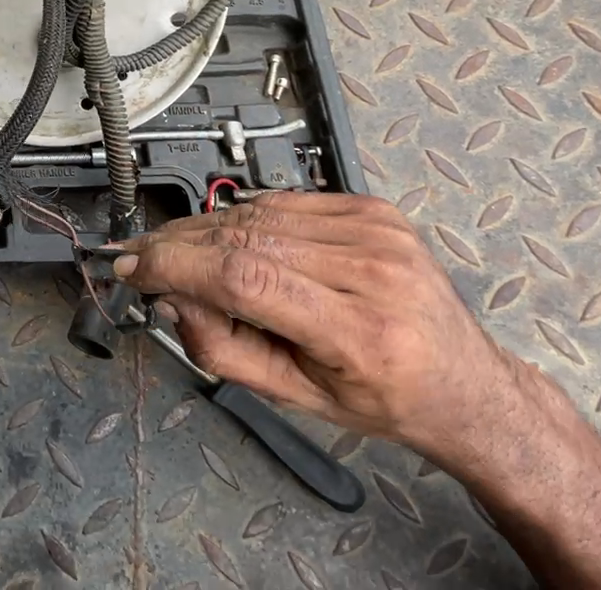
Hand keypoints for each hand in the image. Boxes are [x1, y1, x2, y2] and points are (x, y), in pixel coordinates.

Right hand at [111, 191, 516, 464]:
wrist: (466, 384)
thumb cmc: (384, 398)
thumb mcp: (294, 397)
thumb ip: (220, 349)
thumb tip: (169, 298)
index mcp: (361, 331)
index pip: (243, 277)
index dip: (174, 265)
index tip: (134, 269)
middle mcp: (375, 270)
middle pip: (240, 237)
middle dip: (175, 245)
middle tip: (139, 258)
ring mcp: (376, 231)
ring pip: (252, 214)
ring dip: (199, 230)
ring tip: (175, 251)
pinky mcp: (371, 208)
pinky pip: (278, 202)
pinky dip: (239, 218)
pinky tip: (225, 239)